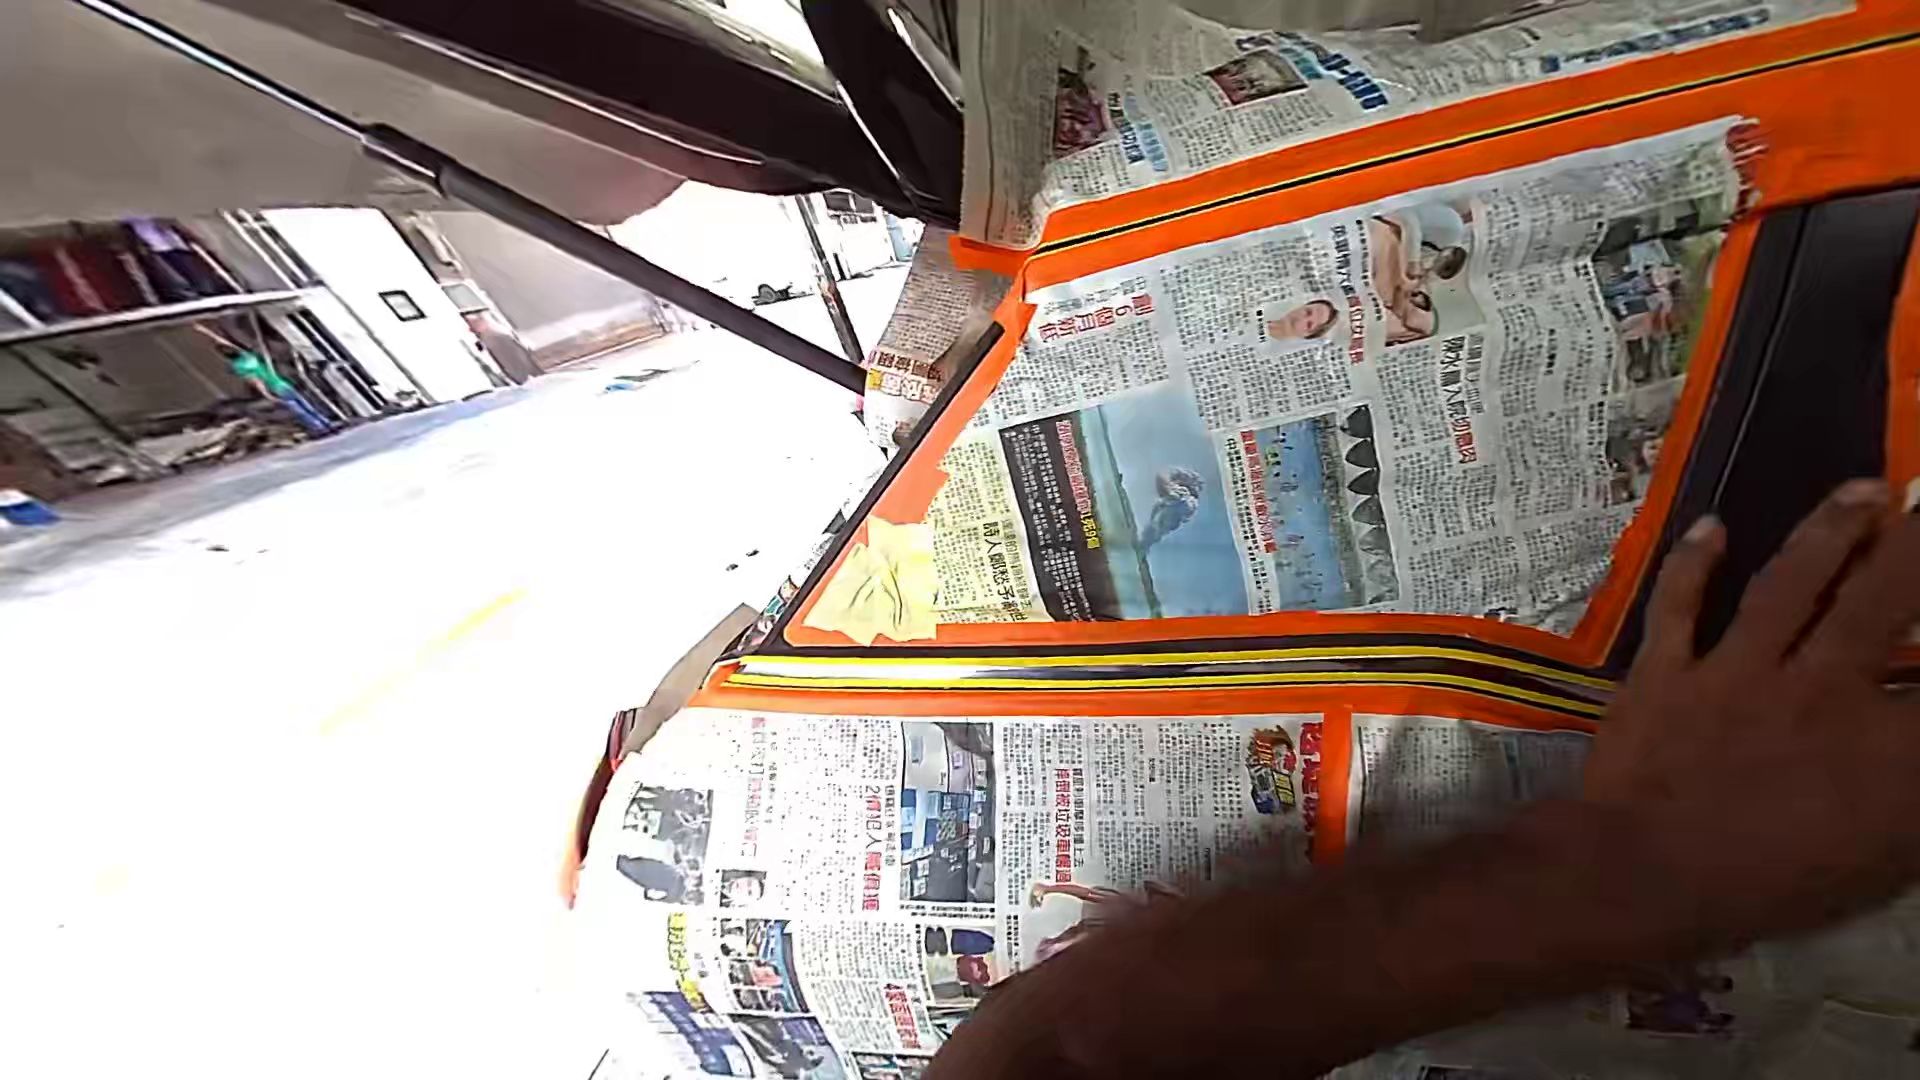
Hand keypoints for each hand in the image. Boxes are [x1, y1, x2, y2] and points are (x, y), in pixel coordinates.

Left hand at [1585, 479, 1919, 943]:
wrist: (1655, 860)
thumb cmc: (1784, 872)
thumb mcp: (1903, 844)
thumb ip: (1918, 780)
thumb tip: (1912, 720)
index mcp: (1904, 742)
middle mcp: (1824, 689)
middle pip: (1888, 604)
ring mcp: (1732, 673)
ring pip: (1787, 590)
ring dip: (1825, 536)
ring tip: (1858, 491)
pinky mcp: (1662, 671)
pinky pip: (1676, 606)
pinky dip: (1689, 565)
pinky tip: (1708, 527)